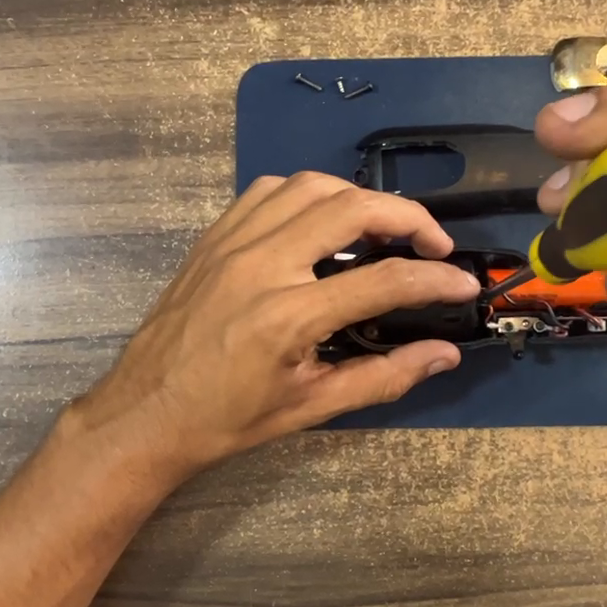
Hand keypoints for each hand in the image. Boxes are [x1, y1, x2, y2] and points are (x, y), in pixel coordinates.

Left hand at [66, 172, 480, 485]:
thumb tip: (443, 355)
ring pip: (310, 186)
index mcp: (288, 316)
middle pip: (350, 208)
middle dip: (407, 216)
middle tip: (432, 243)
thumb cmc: (226, 420)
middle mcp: (261, 264)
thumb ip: (382, 377)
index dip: (435, 280)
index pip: (383, 280)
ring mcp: (232, 243)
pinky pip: (268, 191)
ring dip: (358, 198)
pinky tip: (321, 221)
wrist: (143, 414)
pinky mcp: (213, 237)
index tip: (463, 283)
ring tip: (383, 227)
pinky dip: (308, 195)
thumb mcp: (310, 407)